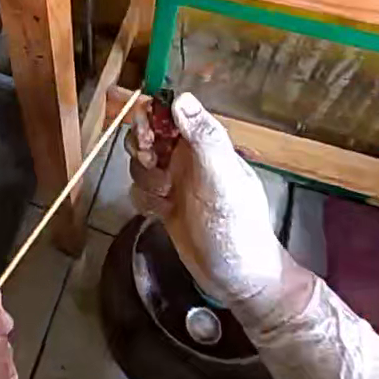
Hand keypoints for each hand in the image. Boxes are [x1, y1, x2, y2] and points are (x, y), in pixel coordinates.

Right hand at [127, 93, 288, 310]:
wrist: (238, 280)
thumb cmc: (237, 228)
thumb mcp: (222, 180)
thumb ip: (204, 138)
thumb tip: (181, 98)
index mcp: (206, 144)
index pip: (171, 112)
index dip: (150, 114)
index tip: (143, 131)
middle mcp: (189, 158)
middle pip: (148, 134)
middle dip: (141, 147)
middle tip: (152, 163)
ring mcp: (176, 182)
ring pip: (140, 163)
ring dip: (144, 177)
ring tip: (165, 195)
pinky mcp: (164, 205)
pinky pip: (139, 190)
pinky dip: (144, 200)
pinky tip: (161, 212)